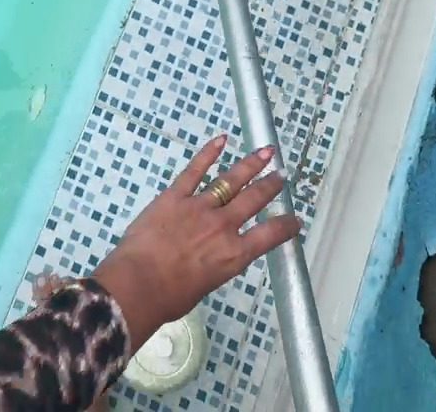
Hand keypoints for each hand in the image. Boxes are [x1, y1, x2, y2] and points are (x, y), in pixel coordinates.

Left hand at [91, 135, 302, 351]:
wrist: (139, 282)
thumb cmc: (170, 296)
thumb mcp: (205, 286)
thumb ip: (213, 266)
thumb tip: (209, 256)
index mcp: (233, 255)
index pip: (269, 236)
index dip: (285, 226)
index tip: (295, 219)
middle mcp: (222, 226)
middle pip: (253, 200)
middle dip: (270, 186)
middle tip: (281, 175)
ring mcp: (199, 206)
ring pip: (230, 180)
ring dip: (250, 165)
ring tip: (265, 152)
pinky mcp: (176, 195)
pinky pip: (195, 170)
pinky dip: (208, 153)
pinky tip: (221, 139)